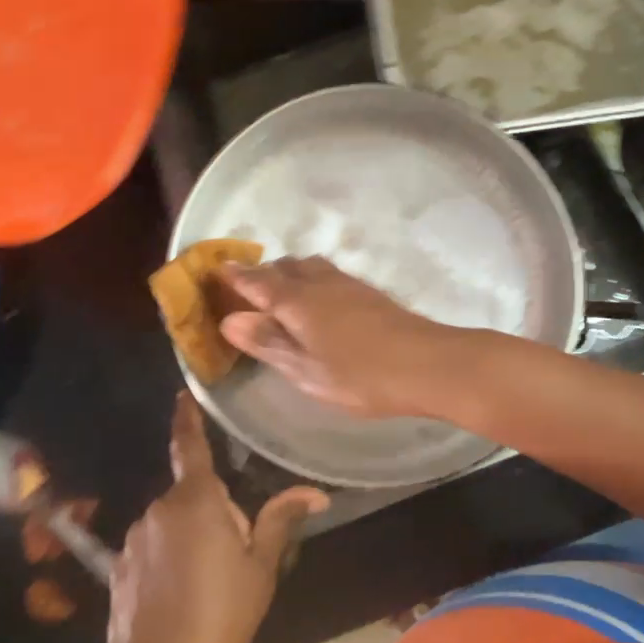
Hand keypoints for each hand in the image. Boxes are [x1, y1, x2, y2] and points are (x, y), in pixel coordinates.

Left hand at [104, 395, 327, 642]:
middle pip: (189, 495)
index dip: (187, 418)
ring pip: (167, 524)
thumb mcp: (260, 569)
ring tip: (203, 583)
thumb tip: (316, 492)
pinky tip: (176, 597)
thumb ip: (281, 521)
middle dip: (209, 512)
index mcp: (195, 500)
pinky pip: (149, 550)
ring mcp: (134, 540)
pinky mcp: (118, 569)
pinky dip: (163, 561)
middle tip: (231, 553)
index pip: (189, 446)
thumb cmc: (221, 615)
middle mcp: (158, 510)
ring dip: (185, 538)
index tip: (182, 394)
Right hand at [219, 256, 459, 417]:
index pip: (258, 281)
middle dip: (261, 274)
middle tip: (245, 290)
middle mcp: (319, 282)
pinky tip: (316, 300)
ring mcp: (347, 283)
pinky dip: (309, 279)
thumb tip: (229, 320)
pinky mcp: (367, 291)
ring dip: (288, 273)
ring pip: (308, 266)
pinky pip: (326, 273)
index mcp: (298, 300)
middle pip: (283, 268)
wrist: (427, 363)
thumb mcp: (305, 370)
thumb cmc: (360, 375)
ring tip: (278, 294)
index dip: (236, 277)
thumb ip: (268, 343)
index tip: (216, 270)